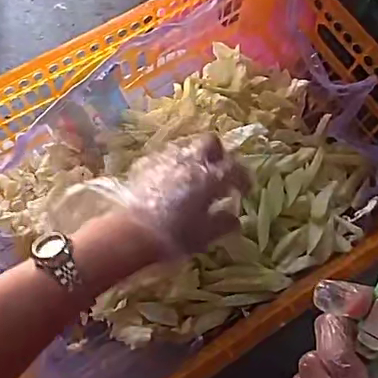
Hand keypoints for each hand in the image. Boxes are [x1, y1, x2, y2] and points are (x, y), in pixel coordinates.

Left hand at [52, 134, 248, 261]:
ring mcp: (167, 160)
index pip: (235, 168)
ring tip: (194, 180)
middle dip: (219, 154)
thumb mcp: (206, 235)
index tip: (244, 190)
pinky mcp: (146, 165)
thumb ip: (224, 223)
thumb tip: (234, 217)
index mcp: (210, 177)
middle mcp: (190, 161)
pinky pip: (166, 158)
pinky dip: (175, 167)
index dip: (244, 178)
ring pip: (187, 148)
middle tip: (220, 173)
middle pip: (211, 142)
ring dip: (195, 160)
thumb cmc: (175, 235)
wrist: (133, 232)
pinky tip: (172, 185)